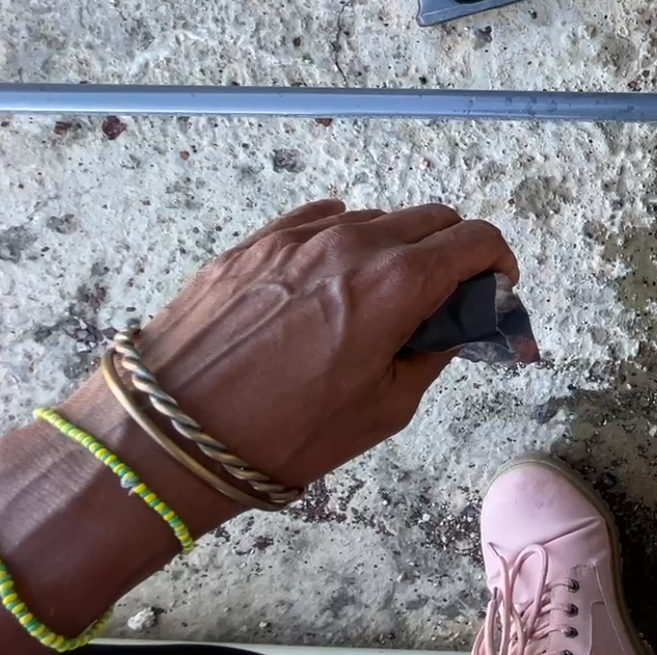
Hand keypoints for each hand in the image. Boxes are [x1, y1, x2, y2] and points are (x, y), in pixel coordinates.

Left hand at [63, 200, 515, 520]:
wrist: (158, 440)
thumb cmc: (283, 435)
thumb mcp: (387, 407)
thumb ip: (434, 351)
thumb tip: (452, 324)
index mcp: (400, 282)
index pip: (478, 238)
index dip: (499, 260)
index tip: (494, 286)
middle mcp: (358, 242)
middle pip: (437, 217)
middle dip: (456, 249)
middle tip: (443, 292)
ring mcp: (304, 234)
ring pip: (382, 218)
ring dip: (400, 246)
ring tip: (376, 293)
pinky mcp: (258, 239)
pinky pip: (324, 218)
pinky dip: (347, 239)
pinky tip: (329, 276)